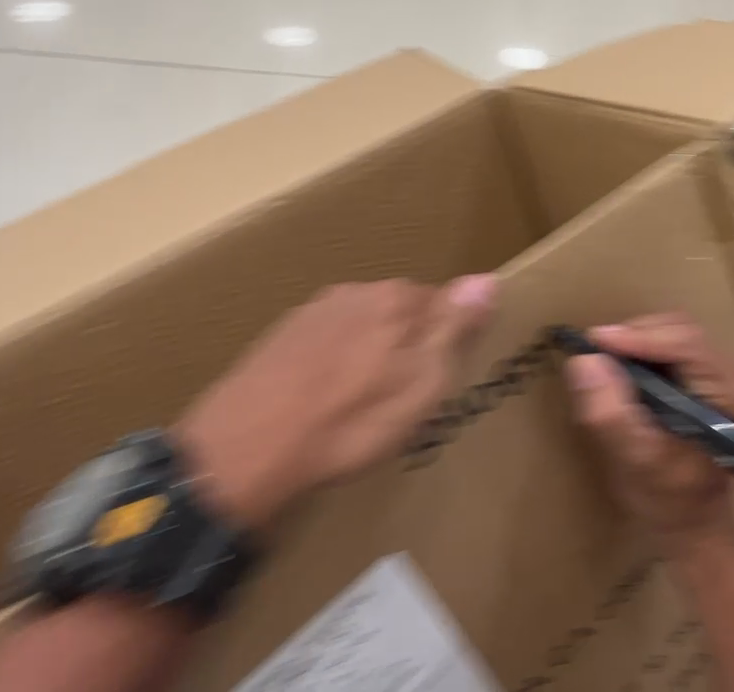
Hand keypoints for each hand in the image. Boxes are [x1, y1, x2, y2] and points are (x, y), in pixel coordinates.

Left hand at [174, 275, 494, 529]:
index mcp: (396, 298)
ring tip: (362, 407)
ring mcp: (311, 313)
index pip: (444, 304)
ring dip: (368, 357)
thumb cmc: (350, 423)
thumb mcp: (422, 384)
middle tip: (404, 398)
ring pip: (362, 329)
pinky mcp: (277, 339)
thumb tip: (489, 280)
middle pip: (401, 314)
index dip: (448, 342)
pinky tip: (324, 404)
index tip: (443, 379)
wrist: (244, 453)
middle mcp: (355, 292)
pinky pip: (325, 346)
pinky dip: (332, 369)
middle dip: (407, 346)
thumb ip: (455, 327)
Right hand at [565, 314, 733, 554]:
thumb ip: (612, 414)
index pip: (686, 343)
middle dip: (634, 337)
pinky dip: (640, 352)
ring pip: (672, 333)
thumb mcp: (635, 462)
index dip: (639, 337)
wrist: (694, 525)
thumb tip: (585, 362)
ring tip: (603, 365)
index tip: (595, 343)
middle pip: (679, 331)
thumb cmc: (669, 502)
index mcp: (729, 394)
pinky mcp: (703, 378)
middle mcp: (731, 375)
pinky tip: (619, 372)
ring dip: (634, 343)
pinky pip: (669, 347)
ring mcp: (719, 374)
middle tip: (594, 356)